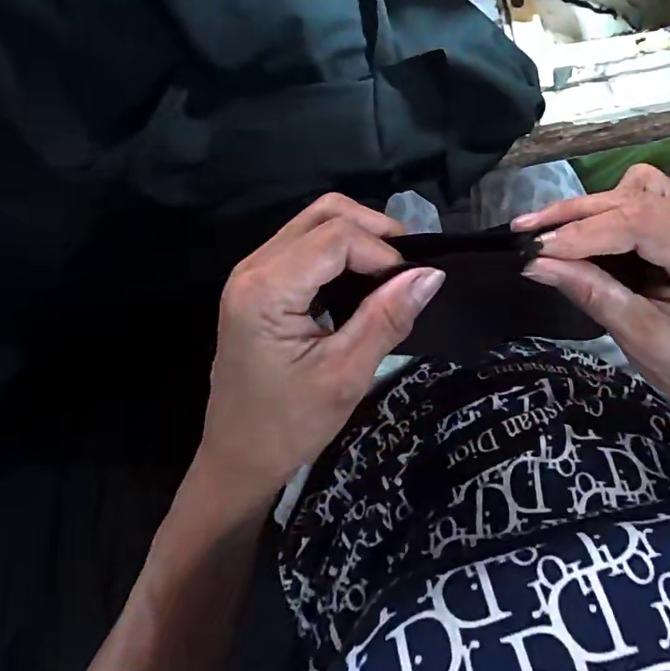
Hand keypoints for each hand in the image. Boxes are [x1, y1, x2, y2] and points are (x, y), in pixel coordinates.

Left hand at [202, 193, 445, 498]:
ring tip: (390, 272)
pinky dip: (339, 249)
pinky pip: (304, 242)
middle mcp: (253, 267)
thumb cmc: (289, 425)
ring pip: (314, 221)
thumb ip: (387, 317)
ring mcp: (252, 271)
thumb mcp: (346, 374)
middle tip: (406, 268)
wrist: (238, 457)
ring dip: (358, 236)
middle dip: (373, 230)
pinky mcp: (258, 282)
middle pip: (324, 213)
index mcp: (267, 288)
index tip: (409, 286)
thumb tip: (431, 273)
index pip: (337, 236)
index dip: (382, 252)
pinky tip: (361, 278)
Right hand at [513, 164, 669, 421]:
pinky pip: (640, 192)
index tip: (538, 247)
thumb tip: (536, 262)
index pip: (643, 226)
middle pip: (635, 201)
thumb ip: (592, 293)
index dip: (586, 232)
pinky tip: (583, 225)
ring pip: (634, 189)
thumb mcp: (639, 336)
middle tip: (526, 232)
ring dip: (586, 208)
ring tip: (547, 228)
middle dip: (575, 216)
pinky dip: (605, 205)